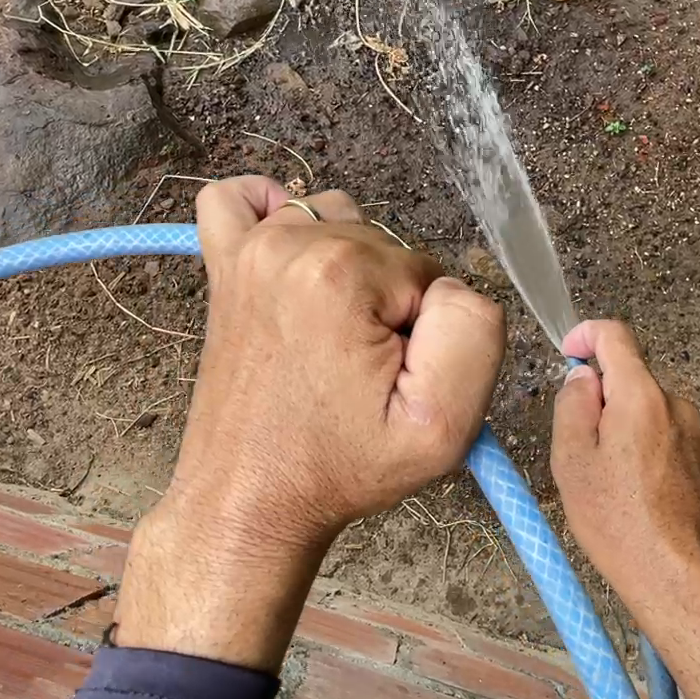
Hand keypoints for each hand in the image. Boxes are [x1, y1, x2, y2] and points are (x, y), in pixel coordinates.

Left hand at [117, 176, 504, 670]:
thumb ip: (475, 330)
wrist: (249, 499)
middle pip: (385, 245)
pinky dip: (266, 211)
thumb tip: (447, 286)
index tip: (391, 376)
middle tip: (361, 365)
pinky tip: (288, 258)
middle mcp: (290, 243)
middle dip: (389, 301)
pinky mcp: (224, 264)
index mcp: (342, 274)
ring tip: (331, 329)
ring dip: (349, 266)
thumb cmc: (340, 467)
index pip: (427, 273)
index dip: (424, 328)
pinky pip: (235, 200)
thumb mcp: (442, 426)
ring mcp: (250, 249)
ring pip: (338, 220)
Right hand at [552, 320, 699, 698]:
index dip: (585, 334)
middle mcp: (675, 404)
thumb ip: (572, 404)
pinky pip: (661, 431)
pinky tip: (630, 489)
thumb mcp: (572, 460)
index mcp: (642, 396)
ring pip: (644, 407)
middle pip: (629, 375)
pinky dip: (639, 444)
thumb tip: (583, 378)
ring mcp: (695, 432)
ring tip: (605, 477)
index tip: (568, 352)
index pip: (616, 335)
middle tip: (577, 444)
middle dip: (599, 395)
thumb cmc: (620, 524)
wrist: (681, 582)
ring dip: (619, 423)